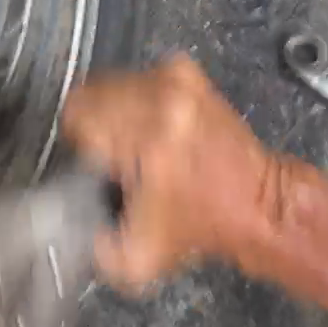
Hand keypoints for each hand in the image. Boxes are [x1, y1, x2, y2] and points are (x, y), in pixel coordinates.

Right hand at [60, 54, 272, 289]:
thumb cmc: (204, 224)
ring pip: (109, 80)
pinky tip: (149, 121)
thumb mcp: (139, 254)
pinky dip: (133, 96)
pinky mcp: (184, 72)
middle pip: (90, 92)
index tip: (91, 159)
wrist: (262, 204)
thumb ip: (93, 239)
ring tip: (130, 136)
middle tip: (107, 149)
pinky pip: (134, 75)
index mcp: (148, 141)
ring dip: (110, 107)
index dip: (78, 140)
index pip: (79, 114)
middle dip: (92, 121)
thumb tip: (66, 210)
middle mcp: (161, 101)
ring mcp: (174, 80)